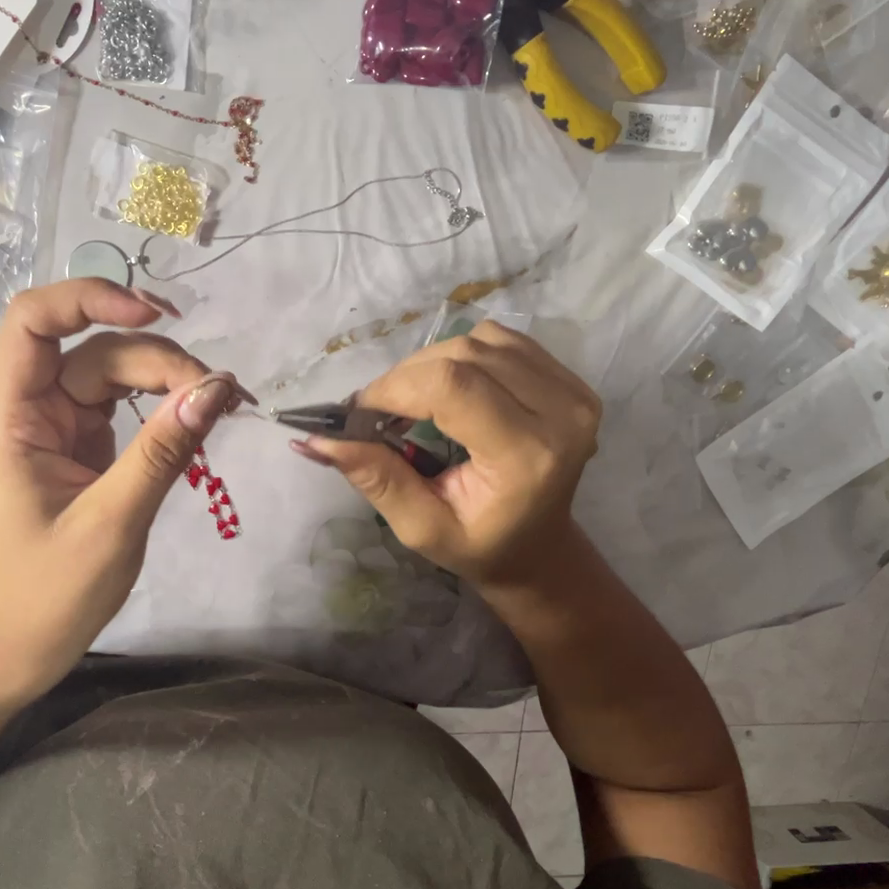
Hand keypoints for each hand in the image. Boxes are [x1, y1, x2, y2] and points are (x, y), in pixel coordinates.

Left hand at [0, 280, 245, 712]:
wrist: (34, 640)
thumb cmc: (56, 589)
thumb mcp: (113, 522)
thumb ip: (161, 452)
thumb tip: (215, 390)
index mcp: (13, 419)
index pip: (32, 323)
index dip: (87, 298)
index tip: (152, 313)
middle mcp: (35, 410)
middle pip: (95, 350)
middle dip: (158, 359)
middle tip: (219, 393)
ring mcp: (63, 425)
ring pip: (118, 373)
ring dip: (170, 379)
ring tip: (223, 401)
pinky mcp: (89, 444)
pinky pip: (129, 404)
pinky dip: (166, 405)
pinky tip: (200, 415)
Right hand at [295, 322, 600, 597]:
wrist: (539, 548)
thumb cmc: (479, 546)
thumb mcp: (420, 527)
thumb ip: (375, 479)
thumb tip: (315, 439)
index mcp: (526, 457)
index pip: (452, 388)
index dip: (394, 387)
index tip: (359, 412)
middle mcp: (561, 415)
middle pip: (463, 355)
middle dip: (405, 376)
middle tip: (377, 410)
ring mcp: (573, 391)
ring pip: (480, 340)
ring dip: (431, 363)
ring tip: (411, 401)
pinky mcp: (571, 379)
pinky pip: (502, 340)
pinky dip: (463, 355)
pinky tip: (450, 390)